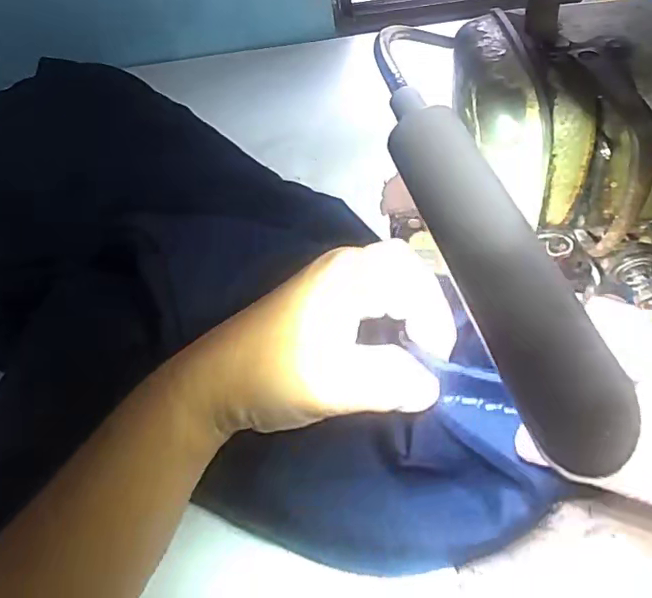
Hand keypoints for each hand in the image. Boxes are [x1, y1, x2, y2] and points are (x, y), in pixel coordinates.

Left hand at [171, 240, 456, 437]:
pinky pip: (376, 287)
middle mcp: (343, 264)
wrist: (214, 381)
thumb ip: (388, 382)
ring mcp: (332, 276)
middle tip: (435, 350)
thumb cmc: (273, 375)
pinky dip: (396, 309)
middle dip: (429, 304)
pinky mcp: (326, 294)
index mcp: (347, 274)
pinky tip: (395, 341)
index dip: (434, 316)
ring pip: (392, 275)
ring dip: (413, 306)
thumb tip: (432, 386)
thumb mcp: (332, 385)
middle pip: (405, 267)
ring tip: (422, 348)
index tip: (437, 362)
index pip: (412, 278)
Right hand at [514, 297, 651, 550]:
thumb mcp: (637, 470)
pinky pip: (619, 352)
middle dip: (559, 352)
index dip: (545, 330)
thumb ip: (573, 455)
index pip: (578, 311)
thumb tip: (518, 439)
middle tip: (534, 385)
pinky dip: (601, 372)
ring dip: (582, 364)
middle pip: (586, 323)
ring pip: (603, 340)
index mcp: (650, 336)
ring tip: (555, 394)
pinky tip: (590, 403)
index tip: (519, 358)